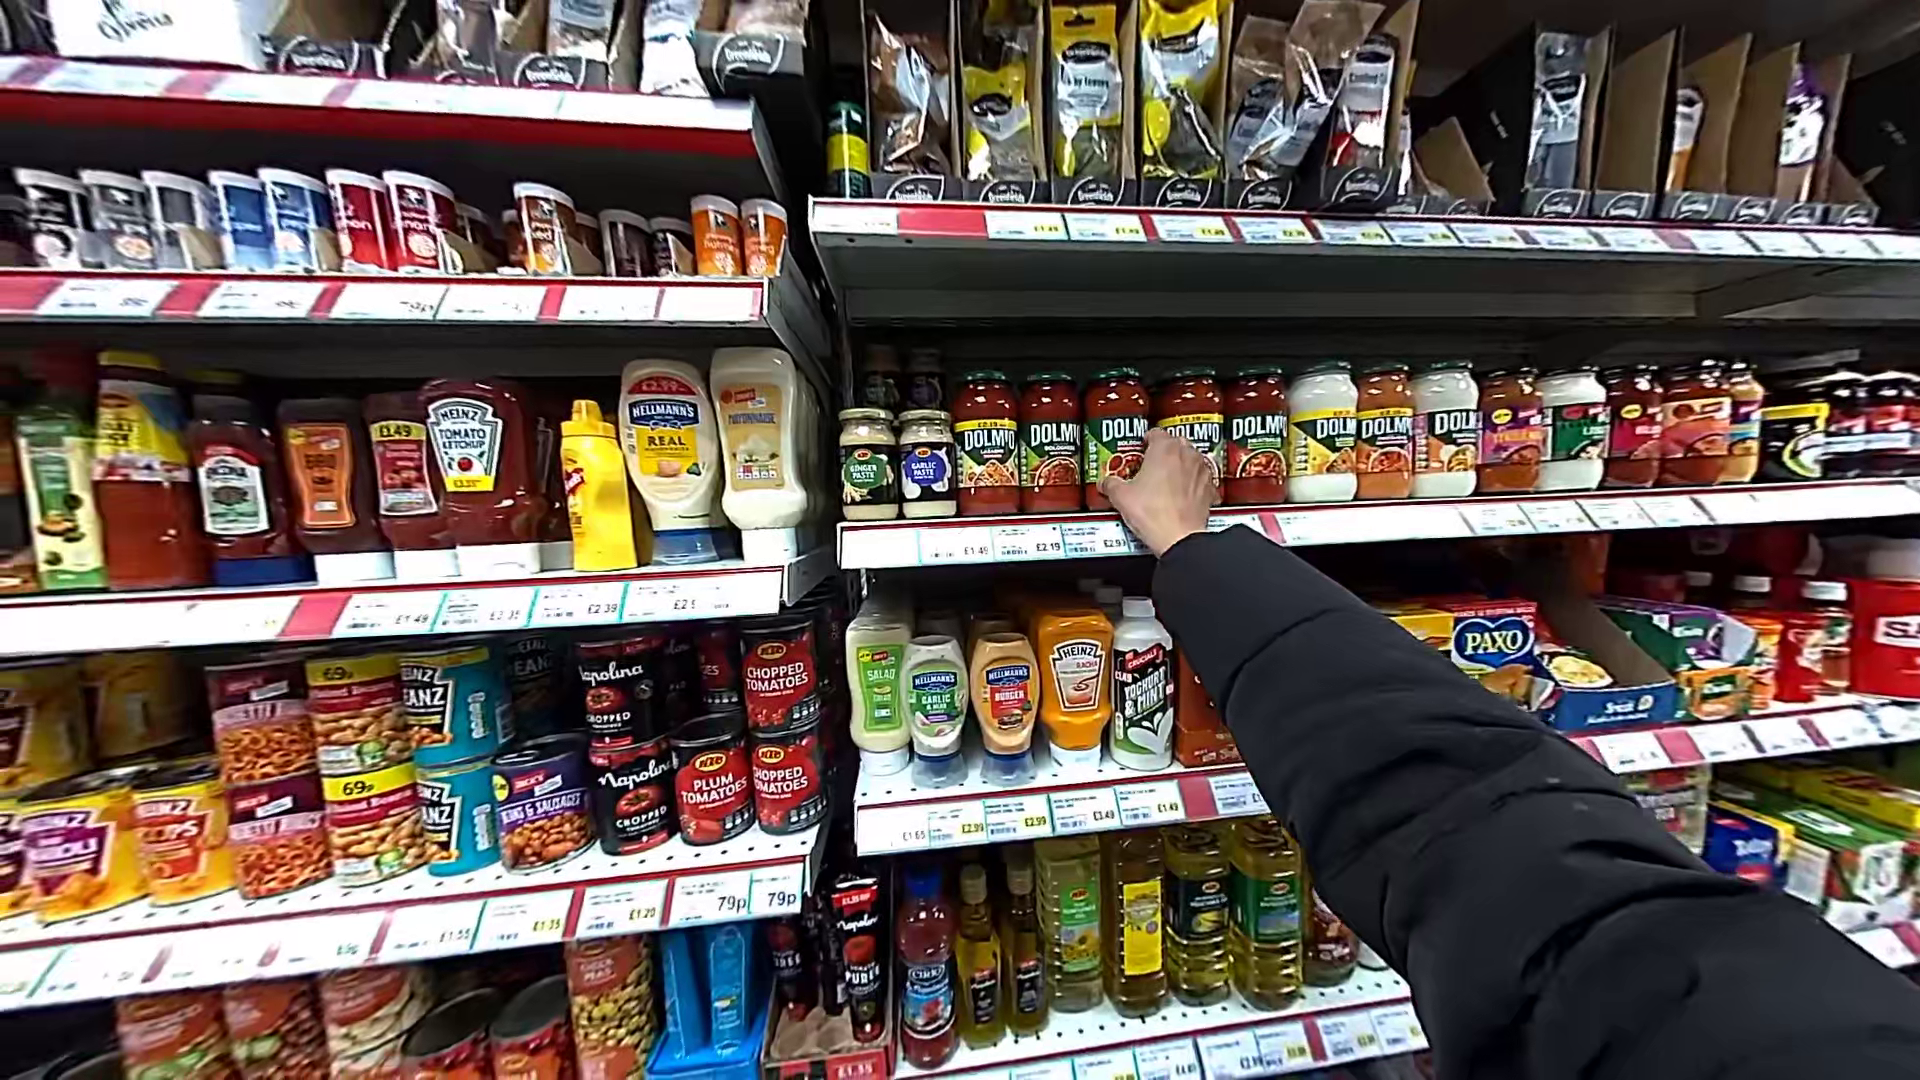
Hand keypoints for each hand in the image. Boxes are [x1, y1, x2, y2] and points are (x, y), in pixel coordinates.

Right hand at [1098, 428, 1213, 555]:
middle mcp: (1186, 454)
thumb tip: (1105, 483)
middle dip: (1163, 451)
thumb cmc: (1153, 513)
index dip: (1145, 440)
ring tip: (1165, 478)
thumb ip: (1110, 484)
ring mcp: (1201, 470)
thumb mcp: (1120, 497)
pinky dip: (1192, 482)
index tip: (1139, 448)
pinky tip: (1181, 493)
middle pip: (1175, 442)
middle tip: (1149, 464)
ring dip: (1179, 464)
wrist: (1179, 537)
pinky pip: (1200, 478)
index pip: (1155, 433)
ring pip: (1190, 458)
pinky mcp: (1210, 488)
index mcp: (1164, 448)